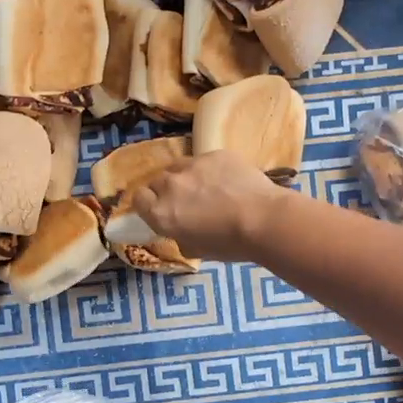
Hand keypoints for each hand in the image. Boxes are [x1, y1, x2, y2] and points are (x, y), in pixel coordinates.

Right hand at [129, 150, 293, 261]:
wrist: (264, 220)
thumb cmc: (230, 244)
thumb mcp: (195, 249)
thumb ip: (179, 233)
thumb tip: (181, 227)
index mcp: (161, 213)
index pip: (138, 199)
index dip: (147, 204)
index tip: (159, 210)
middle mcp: (170, 185)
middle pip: (156, 181)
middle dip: (166, 191)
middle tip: (185, 202)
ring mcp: (192, 165)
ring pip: (178, 167)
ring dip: (185, 177)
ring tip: (204, 189)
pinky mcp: (214, 153)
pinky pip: (203, 160)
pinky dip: (209, 170)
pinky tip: (227, 181)